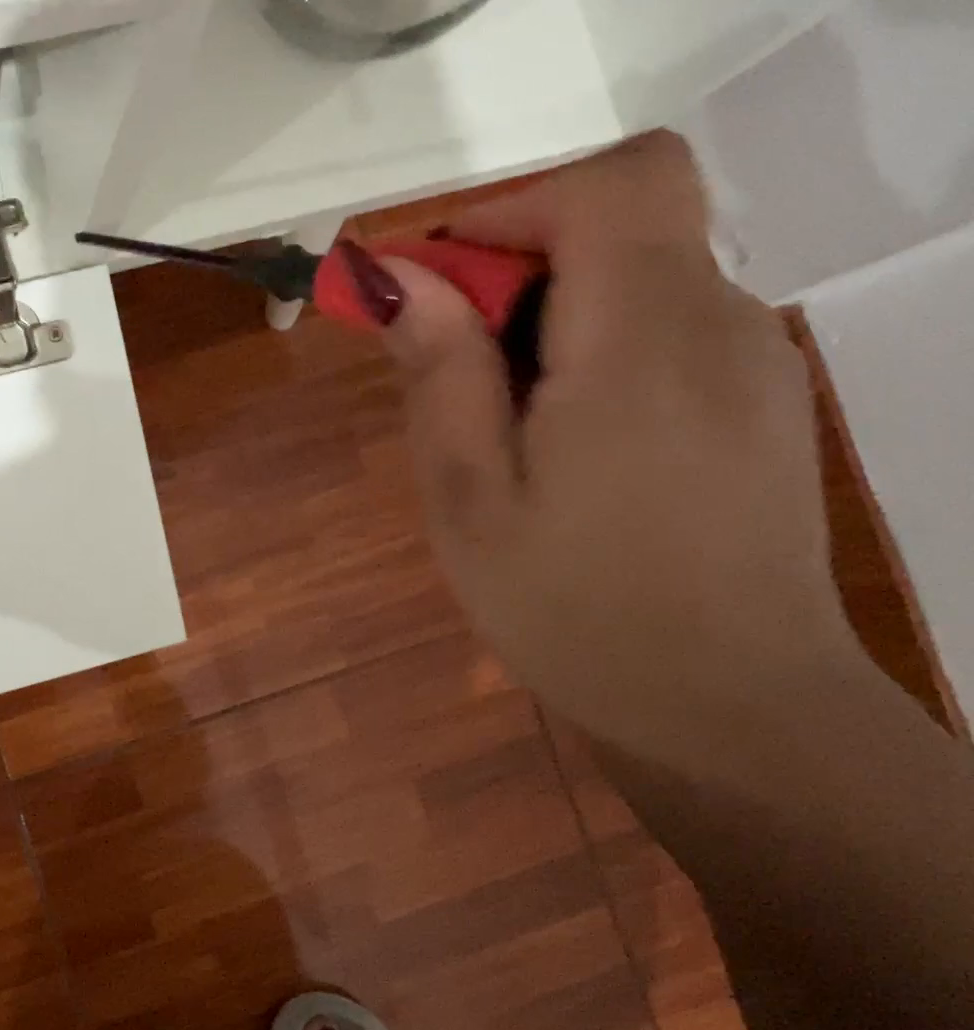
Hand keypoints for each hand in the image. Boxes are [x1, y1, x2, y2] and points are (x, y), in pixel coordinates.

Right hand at [365, 132, 858, 730]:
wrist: (732, 712)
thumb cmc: (575, 609)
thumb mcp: (470, 498)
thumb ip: (442, 373)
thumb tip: (402, 278)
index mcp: (644, 342)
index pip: (612, 182)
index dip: (514, 206)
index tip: (438, 284)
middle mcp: (721, 326)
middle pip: (622, 225)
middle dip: (515, 269)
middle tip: (447, 370)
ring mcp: (755, 363)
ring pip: (642, 278)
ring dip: (551, 317)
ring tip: (501, 429)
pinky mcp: (762, 403)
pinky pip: (670, 330)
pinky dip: (599, 349)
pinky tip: (567, 448)